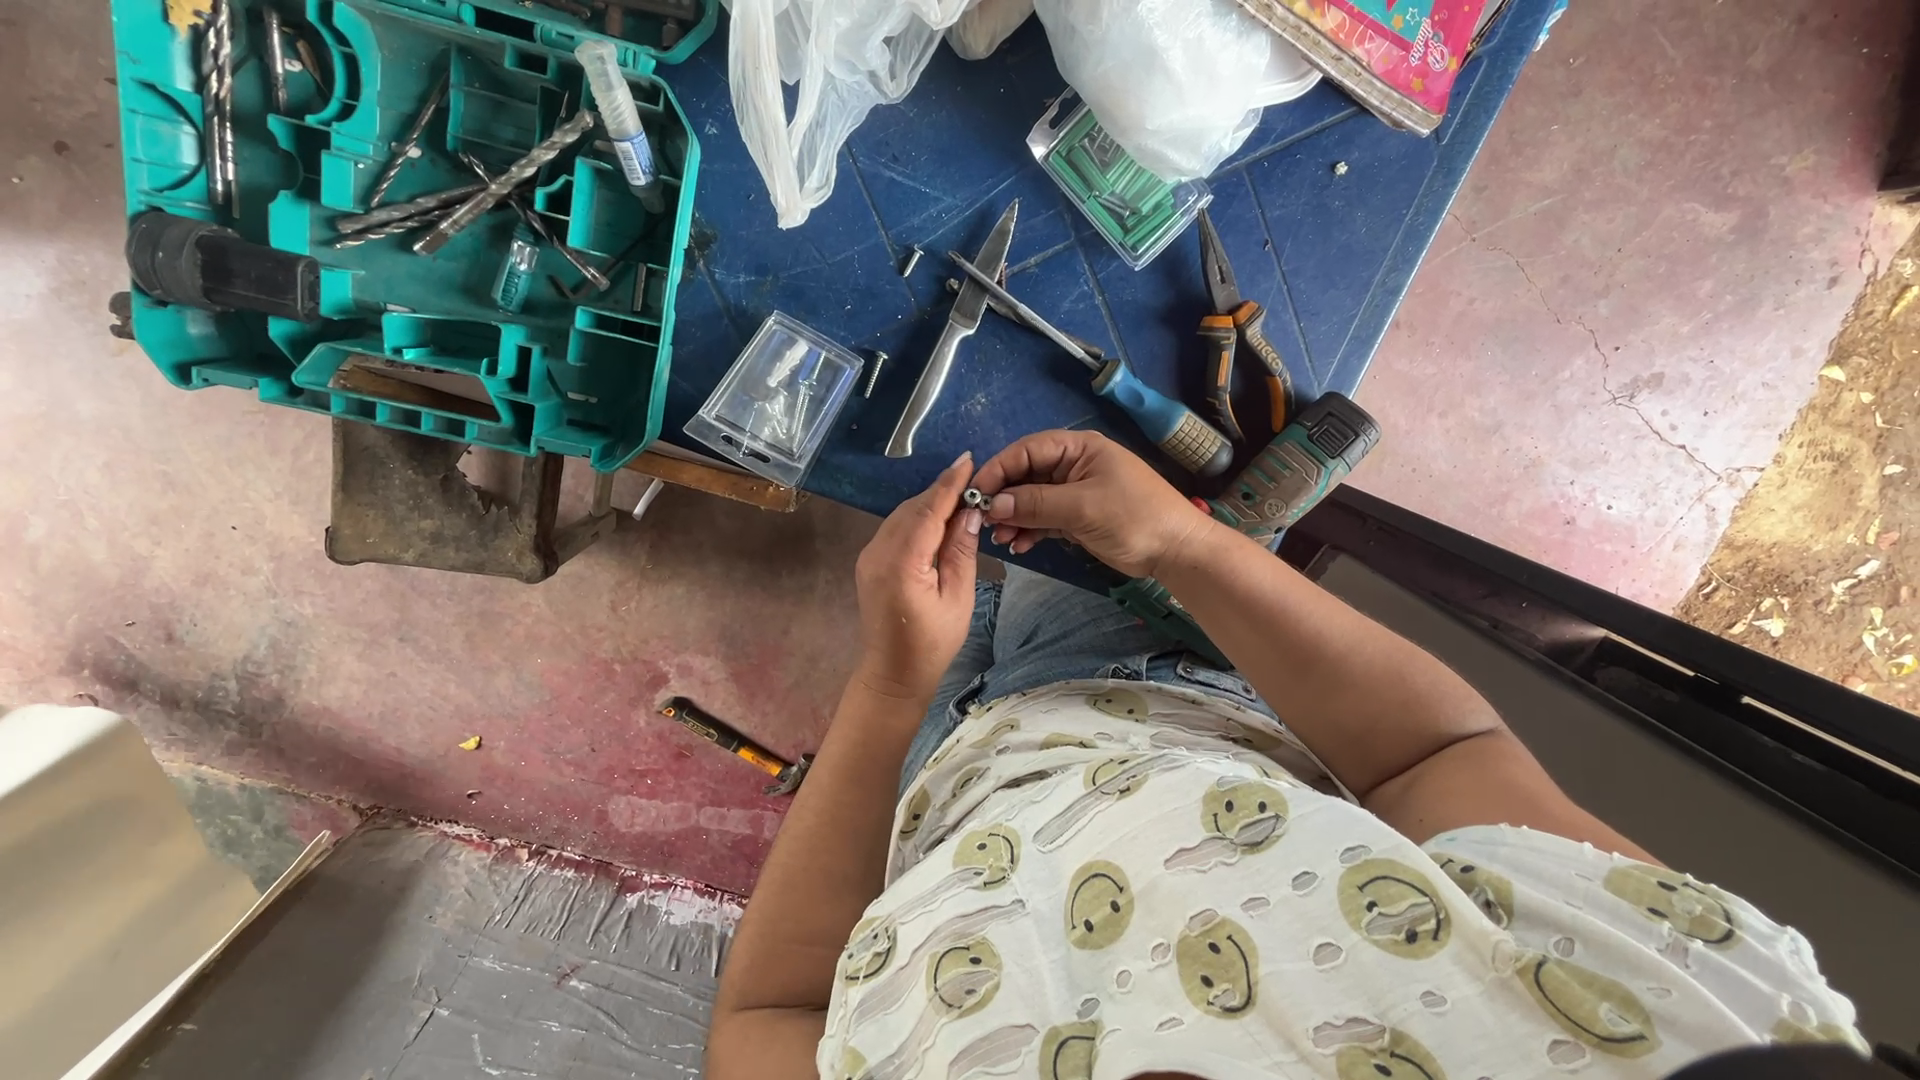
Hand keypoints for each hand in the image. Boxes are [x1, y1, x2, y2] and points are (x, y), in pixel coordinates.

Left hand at [853, 453, 982, 701]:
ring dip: (930, 503)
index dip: (949, 484)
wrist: (893, 673)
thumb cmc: (933, 643)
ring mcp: (868, 556)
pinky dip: (917, 518)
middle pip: (913, 508)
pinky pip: (894, 528)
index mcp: (902, 564)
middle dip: (942, 491)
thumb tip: (971, 510)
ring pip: (901, 515)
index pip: (928, 511)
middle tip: (973, 479)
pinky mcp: (868, 561)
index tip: (968, 460)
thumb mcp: (958, 597)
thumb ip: (961, 550)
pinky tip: (938, 519)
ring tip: (961, 497)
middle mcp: (878, 553)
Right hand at [970, 430, 1214, 577]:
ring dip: (1014, 518)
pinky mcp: (1077, 517)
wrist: (1175, 550)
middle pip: (1025, 475)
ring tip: (1000, 538)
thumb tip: (994, 504)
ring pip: (1032, 500)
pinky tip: (1019, 546)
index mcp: (1078, 448)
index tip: (975, 492)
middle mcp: (1073, 465)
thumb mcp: (1082, 507)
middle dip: (1004, 497)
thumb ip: (1036, 503)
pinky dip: (1030, 531)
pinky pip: (1044, 519)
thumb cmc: (1134, 516)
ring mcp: (1075, 492)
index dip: (999, 469)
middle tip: (982, 520)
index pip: (1027, 450)